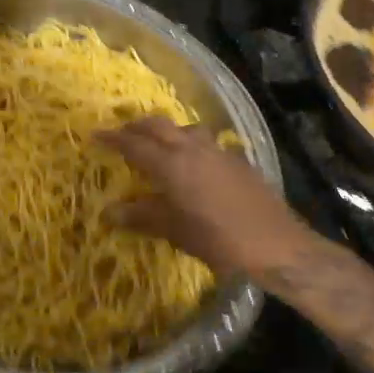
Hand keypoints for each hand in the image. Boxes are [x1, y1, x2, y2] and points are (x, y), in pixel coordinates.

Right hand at [94, 116, 311, 276]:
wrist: (278, 246)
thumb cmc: (219, 240)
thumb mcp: (174, 231)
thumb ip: (141, 217)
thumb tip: (108, 212)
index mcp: (171, 164)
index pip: (133, 144)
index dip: (112, 139)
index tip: (95, 135)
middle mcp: (192, 149)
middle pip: (158, 125)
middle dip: (137, 127)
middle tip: (123, 135)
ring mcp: (219, 152)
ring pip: (186, 129)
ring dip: (168, 131)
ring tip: (160, 144)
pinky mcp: (239, 161)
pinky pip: (209, 143)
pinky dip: (193, 145)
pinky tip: (196, 163)